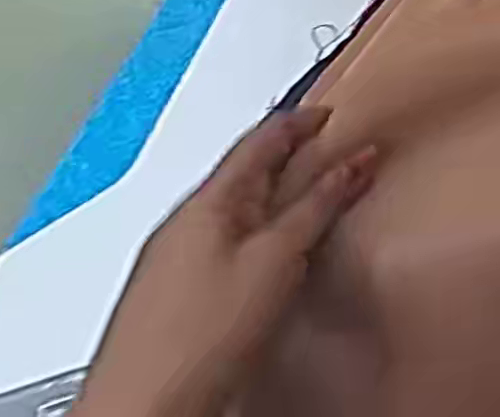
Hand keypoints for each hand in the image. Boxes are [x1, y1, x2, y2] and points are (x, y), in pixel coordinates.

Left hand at [73, 109, 375, 416]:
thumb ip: (320, 202)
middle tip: (336, 144)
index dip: (301, 121)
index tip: (333, 112)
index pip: (259, 140)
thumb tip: (356, 160)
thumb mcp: (279, 255)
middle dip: (295, 153)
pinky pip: (236, 234)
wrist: (142, 415)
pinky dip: (270, 220)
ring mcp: (180, 259)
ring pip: (243, 203)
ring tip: (322, 185)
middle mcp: (186, 224)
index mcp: (205, 204)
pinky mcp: (184, 291)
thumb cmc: (200, 336)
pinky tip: (287, 237)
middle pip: (249, 170)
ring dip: (284, 188)